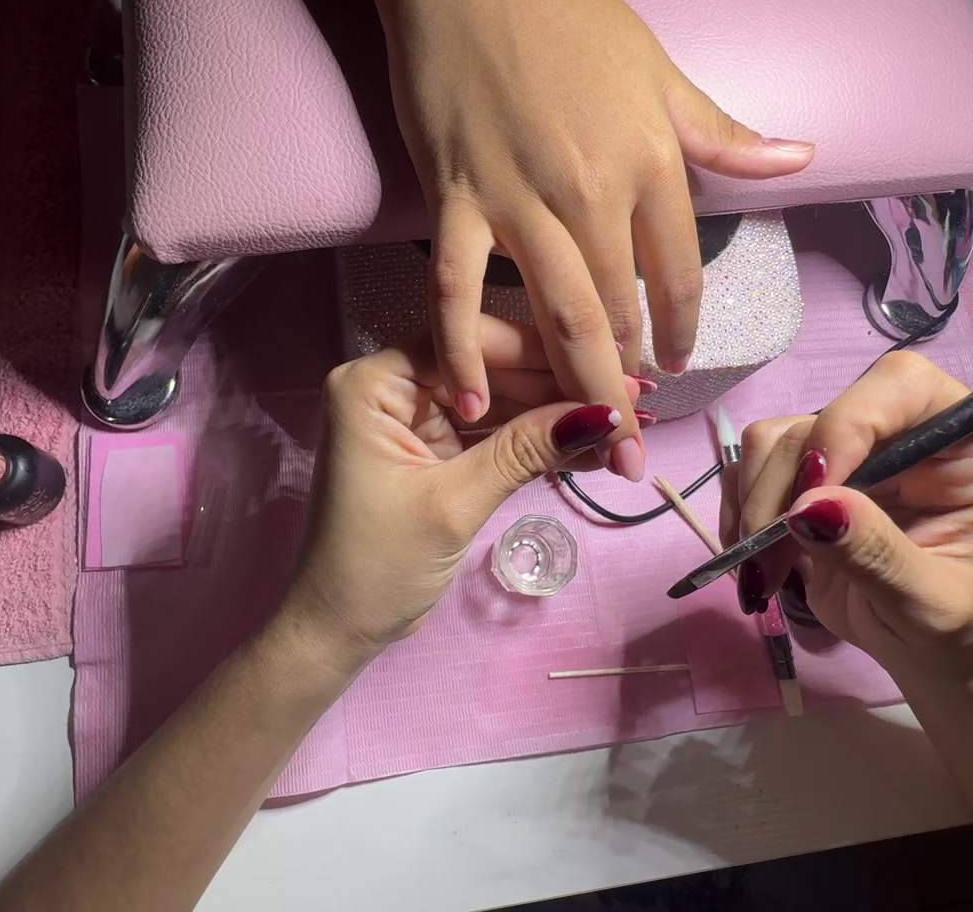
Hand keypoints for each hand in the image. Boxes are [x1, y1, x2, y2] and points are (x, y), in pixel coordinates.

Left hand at [279, 317, 628, 668]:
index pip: (468, 345)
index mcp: (375, 382)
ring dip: (554, 417)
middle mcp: (393, 385)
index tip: (608, 369)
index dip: (541, 356)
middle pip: (488, 370)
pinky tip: (588, 447)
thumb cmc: (379, 565)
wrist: (340, 628)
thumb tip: (606, 412)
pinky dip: (534, 442)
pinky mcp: (433, 447)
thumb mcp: (454, 503)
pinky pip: (491, 432)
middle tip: (632, 400)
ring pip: (497, 401)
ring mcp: (414, 416)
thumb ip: (524, 451)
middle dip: (557, 391)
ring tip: (624, 426)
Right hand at [363, 0, 812, 481]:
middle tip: (634, 442)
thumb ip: (721, 134)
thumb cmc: (566, 14)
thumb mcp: (658, 68)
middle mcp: (592, 192)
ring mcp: (518, 201)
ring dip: (575, 382)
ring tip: (586, 436)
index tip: (675, 367)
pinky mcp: (454, 202)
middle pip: (621, 309)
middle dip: (631, 383)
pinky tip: (471, 402)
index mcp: (649, 158)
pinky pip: (457, 290)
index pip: (679, 269)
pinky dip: (459, 349)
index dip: (681, 328)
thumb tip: (802, 159)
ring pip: (555, 312)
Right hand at [720, 352, 972, 686]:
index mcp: (965, 446)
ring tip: (764, 570)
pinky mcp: (801, 472)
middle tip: (769, 556)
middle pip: (816, 419)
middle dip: (782, 489)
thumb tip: (811, 507)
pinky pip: (748, 469)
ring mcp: (846, 450)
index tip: (815, 493)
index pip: (900, 385)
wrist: (920, 650)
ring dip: (755, 505)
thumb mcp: (933, 607)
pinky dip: (739, 513)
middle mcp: (902, 433)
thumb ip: (880, 555)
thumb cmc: (950, 630)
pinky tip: (755, 560)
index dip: (848, 423)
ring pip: (770, 441)